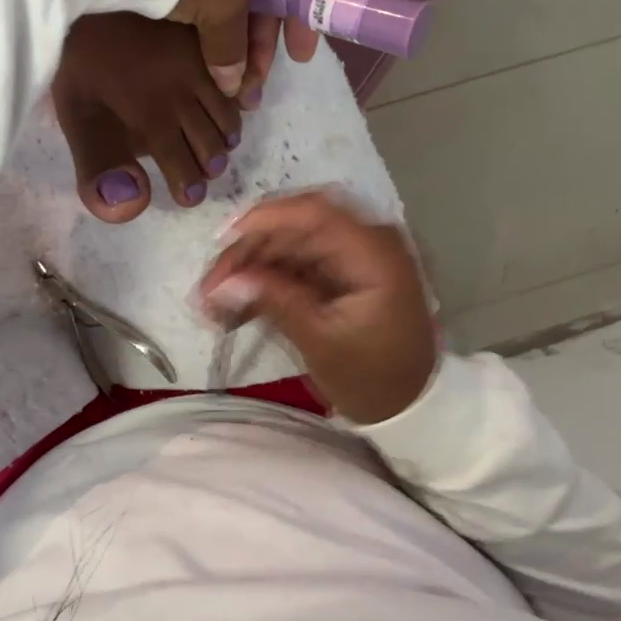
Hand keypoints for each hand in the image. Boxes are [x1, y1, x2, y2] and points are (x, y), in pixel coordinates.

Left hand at [54, 13, 241, 220]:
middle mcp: (187, 94)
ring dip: (223, 137)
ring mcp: (203, 63)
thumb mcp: (78, 119)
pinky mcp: (210, 36)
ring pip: (230, 117)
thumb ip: (99, 169)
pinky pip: (240, 75)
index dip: (188, 187)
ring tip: (212, 142)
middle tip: (201, 169)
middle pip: (214, 147)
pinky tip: (227, 103)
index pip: (186, 169)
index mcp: (154, 118)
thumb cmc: (79, 63)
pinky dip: (238, 97)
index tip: (187, 193)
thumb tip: (131, 205)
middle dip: (208, 164)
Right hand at [196, 192, 437, 423]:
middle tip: (208, 289)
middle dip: (248, 253)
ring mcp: (353, 259)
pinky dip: (266, 284)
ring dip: (251, 270)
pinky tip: (235, 309)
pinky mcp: (341, 277)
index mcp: (373, 252)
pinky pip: (296, 268)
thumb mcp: (323, 342)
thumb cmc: (375, 378)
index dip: (264, 220)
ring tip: (213, 305)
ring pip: (290, 248)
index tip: (222, 241)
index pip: (313, 214)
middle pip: (295, 229)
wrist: (412, 406)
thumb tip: (225, 283)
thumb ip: (275, 302)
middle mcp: (365, 243)